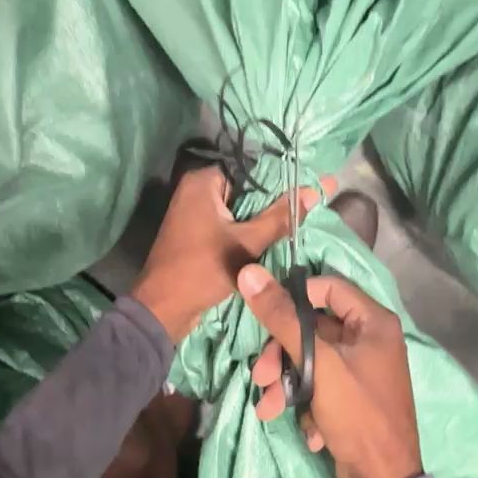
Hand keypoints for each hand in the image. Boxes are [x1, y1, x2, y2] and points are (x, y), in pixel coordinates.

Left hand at [131, 165, 329, 341]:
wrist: (165, 309)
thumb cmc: (202, 269)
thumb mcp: (246, 243)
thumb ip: (279, 218)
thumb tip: (313, 191)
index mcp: (202, 181)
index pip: (250, 168)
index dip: (278, 178)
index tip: (306, 187)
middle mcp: (196, 189)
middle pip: (245, 188)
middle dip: (272, 200)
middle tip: (305, 208)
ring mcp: (195, 212)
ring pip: (239, 208)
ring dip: (261, 218)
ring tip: (295, 222)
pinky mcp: (198, 232)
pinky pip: (229, 223)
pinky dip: (247, 231)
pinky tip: (272, 238)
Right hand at [238, 266, 422, 477]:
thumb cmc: (357, 414)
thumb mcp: (318, 364)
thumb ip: (283, 318)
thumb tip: (248, 273)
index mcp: (374, 322)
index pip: (328, 288)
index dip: (294, 297)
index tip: (265, 314)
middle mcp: (371, 340)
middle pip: (313, 328)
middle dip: (282, 353)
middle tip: (261, 375)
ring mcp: (361, 370)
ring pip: (310, 360)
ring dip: (287, 382)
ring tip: (272, 407)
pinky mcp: (351, 397)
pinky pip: (319, 384)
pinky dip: (306, 402)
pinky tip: (309, 428)